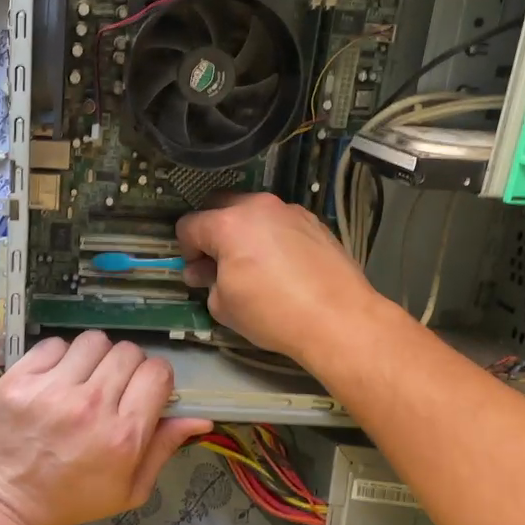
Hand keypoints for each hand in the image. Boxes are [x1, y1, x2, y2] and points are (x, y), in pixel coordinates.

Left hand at [0, 331, 210, 524]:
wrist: (6, 502)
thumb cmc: (73, 499)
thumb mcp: (129, 489)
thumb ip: (164, 448)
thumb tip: (200, 418)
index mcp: (123, 434)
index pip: (157, 372)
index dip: (154, 379)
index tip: (141, 392)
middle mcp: (91, 405)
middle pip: (127, 352)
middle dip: (125, 367)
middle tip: (110, 389)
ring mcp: (52, 389)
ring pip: (92, 341)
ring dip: (93, 357)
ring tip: (81, 380)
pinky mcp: (20, 379)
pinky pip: (53, 344)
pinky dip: (59, 357)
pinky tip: (54, 380)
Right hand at [176, 192, 385, 358]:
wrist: (337, 318)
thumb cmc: (272, 313)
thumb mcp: (224, 306)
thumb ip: (207, 282)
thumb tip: (206, 273)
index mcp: (228, 225)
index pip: (189, 225)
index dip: (186, 250)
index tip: (198, 272)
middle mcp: (257, 207)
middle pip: (219, 205)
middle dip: (212, 231)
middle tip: (219, 262)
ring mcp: (289, 210)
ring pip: (252, 211)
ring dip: (243, 231)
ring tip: (253, 264)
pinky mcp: (313, 221)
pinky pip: (279, 221)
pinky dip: (271, 235)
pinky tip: (282, 265)